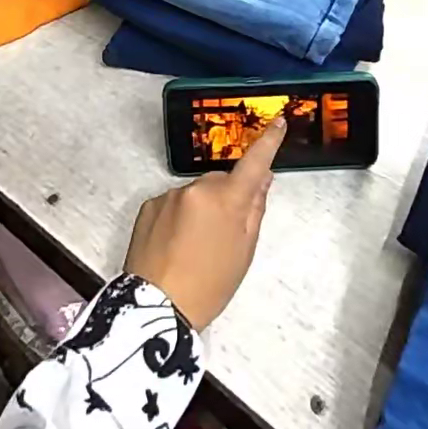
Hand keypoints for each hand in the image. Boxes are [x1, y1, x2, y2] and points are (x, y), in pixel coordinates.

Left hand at [124, 117, 285, 329]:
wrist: (154, 307)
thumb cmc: (210, 285)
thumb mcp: (244, 251)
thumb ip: (255, 209)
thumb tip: (262, 178)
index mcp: (226, 199)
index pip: (254, 162)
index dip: (268, 142)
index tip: (278, 121)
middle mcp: (197, 187)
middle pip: (220, 182)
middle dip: (225, 197)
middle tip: (223, 235)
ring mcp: (170, 194)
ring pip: (195, 194)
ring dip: (199, 209)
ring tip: (193, 248)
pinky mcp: (149, 205)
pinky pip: (173, 204)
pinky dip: (177, 217)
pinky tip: (173, 245)